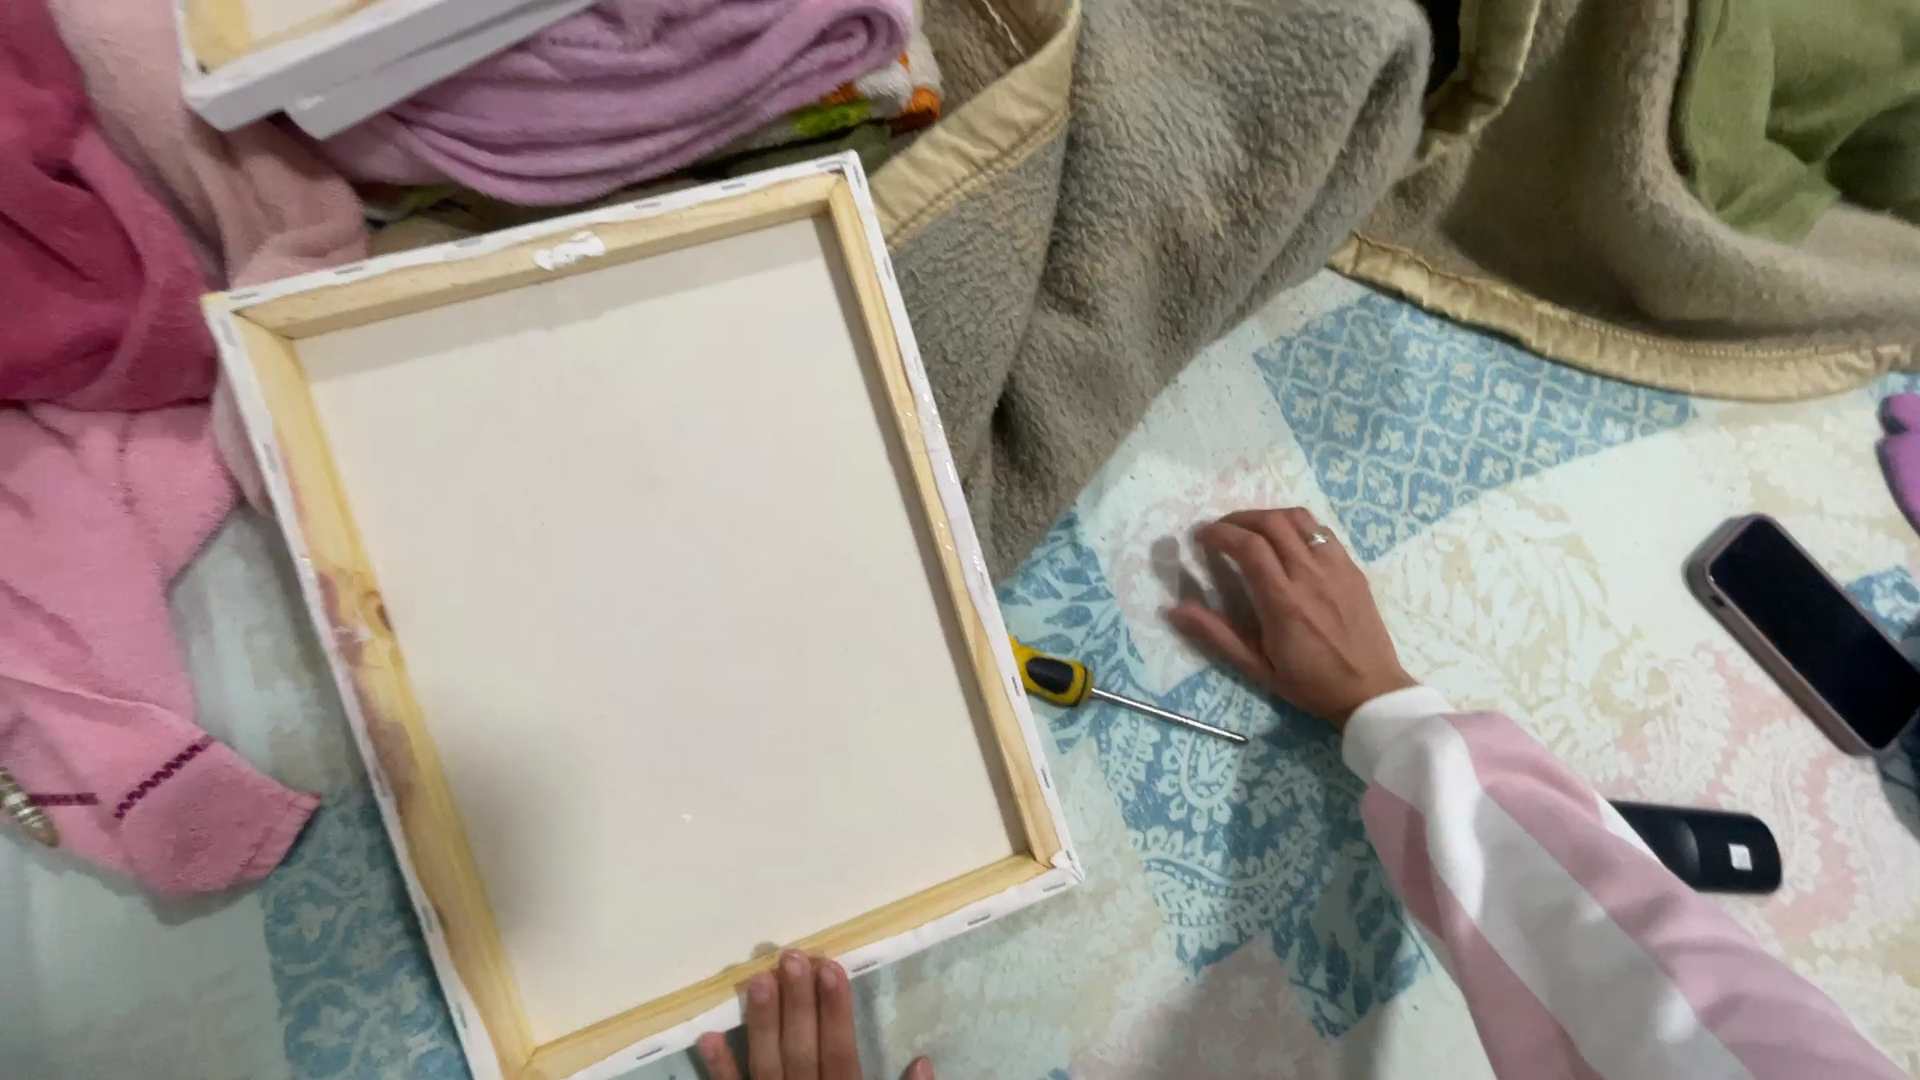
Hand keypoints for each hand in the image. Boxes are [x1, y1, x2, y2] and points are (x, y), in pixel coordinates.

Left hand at [698, 950, 933, 1079]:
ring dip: (761, 1026)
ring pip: (766, 1070)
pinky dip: (720, 1071)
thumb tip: (924, 1062)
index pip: (840, 1054)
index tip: (829, 966)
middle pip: (801, 1053)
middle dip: (797, 1005)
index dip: (836, 1011)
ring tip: (756, 980)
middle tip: (790, 957)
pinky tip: (709, 1037)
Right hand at [1166, 508, 1413, 727]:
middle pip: (1271, 523)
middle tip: (1221, 530)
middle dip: (1238, 518)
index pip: (1248, 547)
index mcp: (1283, 602)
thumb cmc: (1308, 682)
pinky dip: (1296, 526)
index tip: (1201, 536)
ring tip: (1251, 529)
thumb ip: (1216, 634)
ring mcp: (1336, 568)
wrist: (1370, 690)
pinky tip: (1286, 541)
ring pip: (1299, 519)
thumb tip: (1176, 610)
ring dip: (1267, 516)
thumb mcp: (1256, 667)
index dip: (1219, 533)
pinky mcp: (1352, 568)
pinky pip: (1321, 531)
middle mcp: (1310, 577)